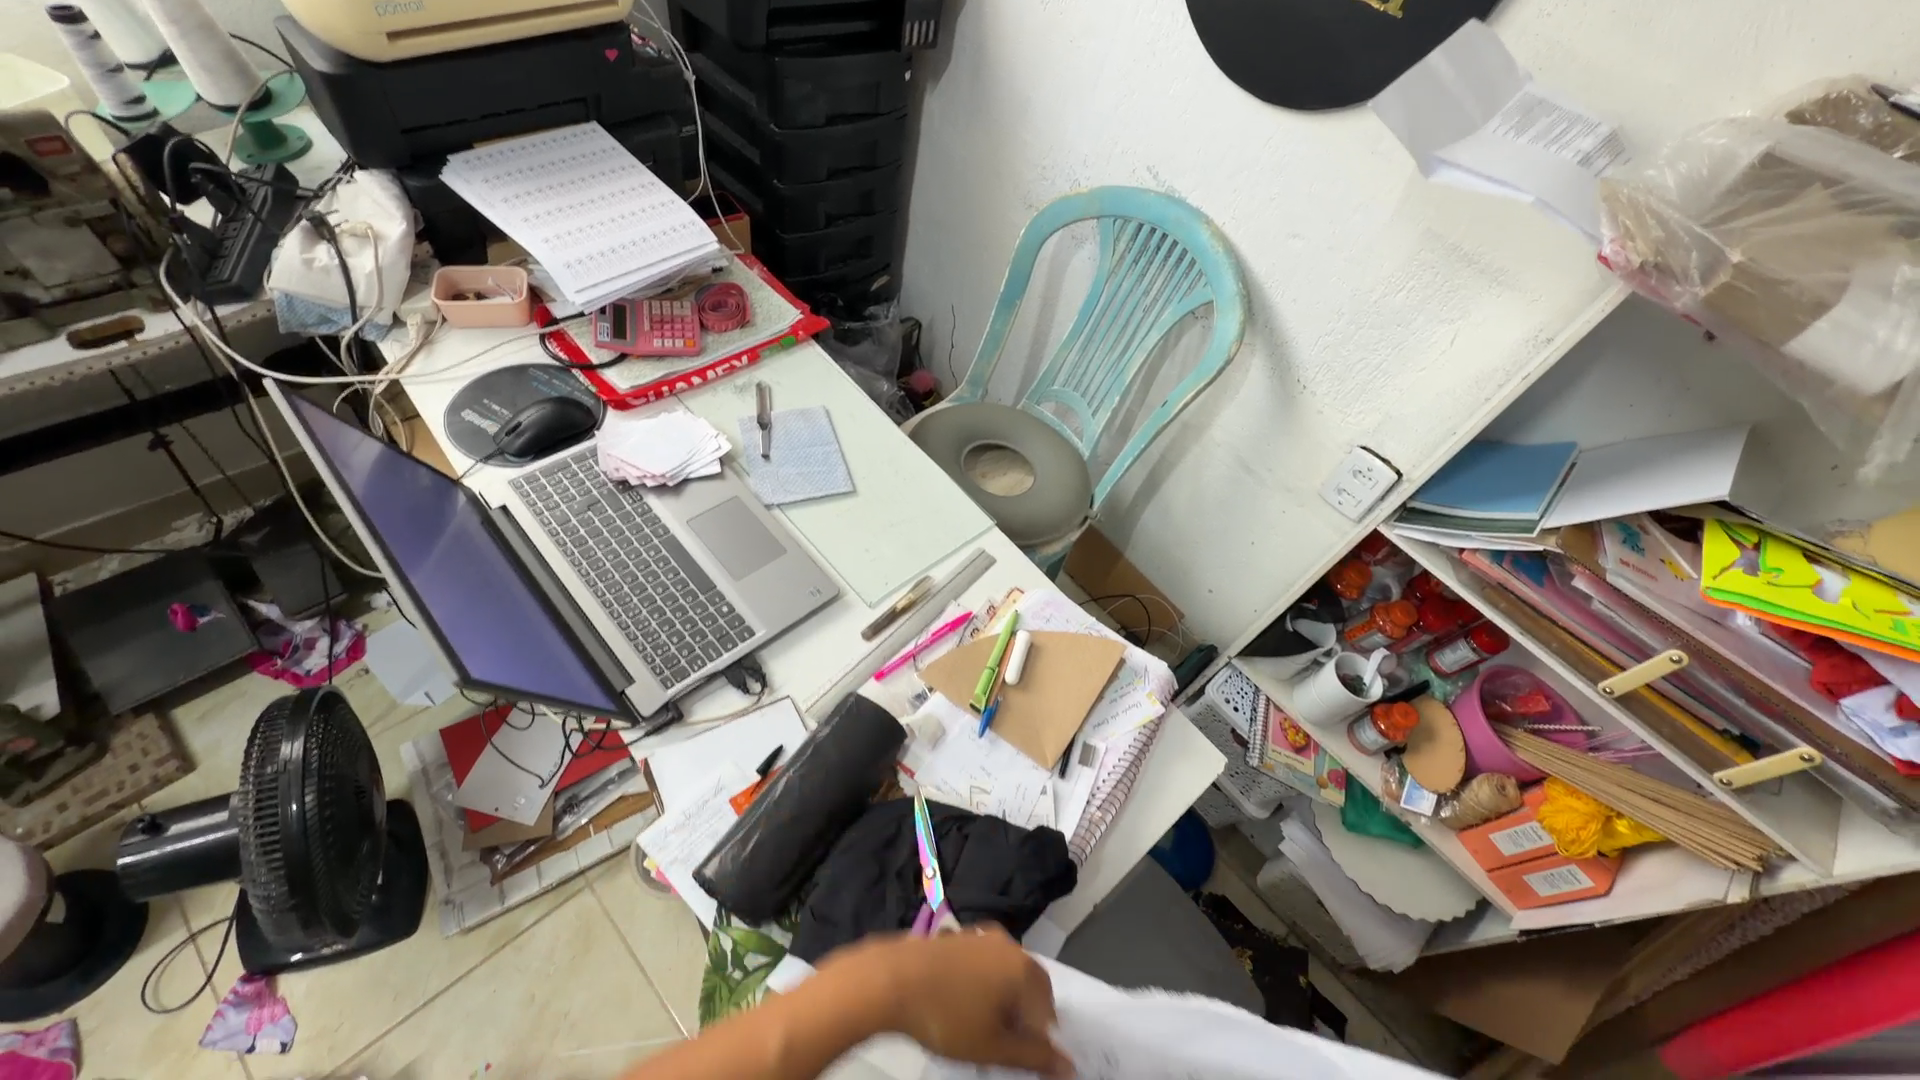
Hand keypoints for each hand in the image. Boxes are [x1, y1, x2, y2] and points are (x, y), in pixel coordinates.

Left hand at [823, 928, 1072, 1077]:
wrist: (891, 979)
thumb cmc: (948, 1016)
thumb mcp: (993, 1047)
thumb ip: (1034, 1057)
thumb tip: (1070, 1067)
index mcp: (1024, 968)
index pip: (1048, 1009)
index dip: (1036, 1038)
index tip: (1014, 1056)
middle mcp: (1008, 944)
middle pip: (1027, 987)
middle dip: (1018, 1017)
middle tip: (997, 1044)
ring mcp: (979, 936)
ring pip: (1002, 974)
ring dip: (998, 1000)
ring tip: (975, 1027)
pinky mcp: (955, 937)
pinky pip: (980, 965)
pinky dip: (978, 985)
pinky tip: (956, 1004)